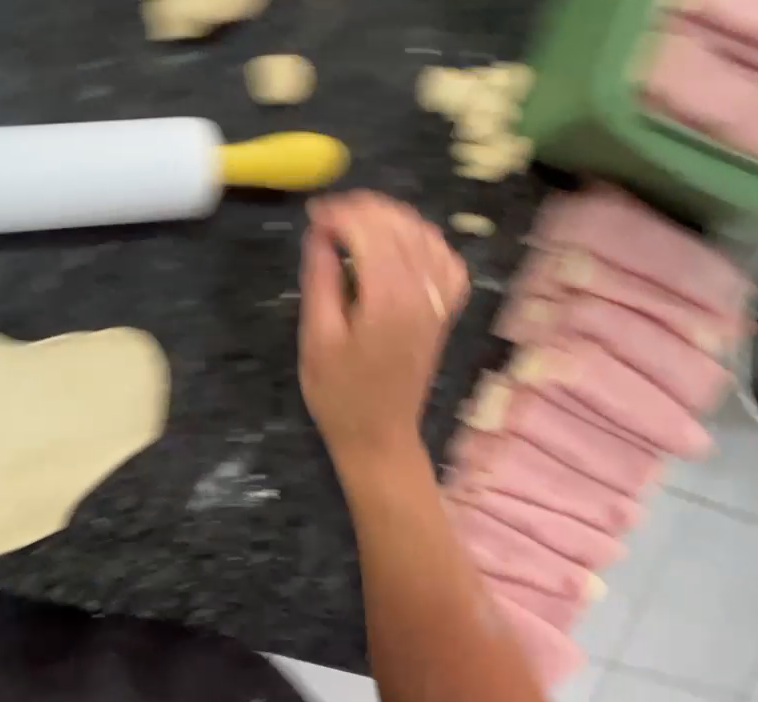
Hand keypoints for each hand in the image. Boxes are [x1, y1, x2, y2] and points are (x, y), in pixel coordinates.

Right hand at [297, 191, 468, 462]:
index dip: (339, 215)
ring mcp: (441, 298)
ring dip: (389, 220)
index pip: (369, 230)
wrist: (378, 435)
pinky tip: (399, 246)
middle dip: (362, 211)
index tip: (311, 215)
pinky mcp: (445, 309)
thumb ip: (320, 282)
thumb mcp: (316, 340)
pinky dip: (421, 241)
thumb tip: (319, 236)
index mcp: (388, 297)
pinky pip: (443, 258)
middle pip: (398, 225)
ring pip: (423, 234)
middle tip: (326, 217)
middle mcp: (423, 290)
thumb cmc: (339, 395)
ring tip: (354, 225)